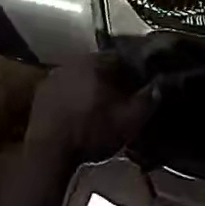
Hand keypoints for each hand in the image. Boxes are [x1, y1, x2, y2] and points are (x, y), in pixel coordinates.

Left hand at [24, 52, 158, 165]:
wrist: (51, 148)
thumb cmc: (91, 132)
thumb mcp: (128, 122)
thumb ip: (146, 101)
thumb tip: (160, 84)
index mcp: (94, 63)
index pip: (120, 57)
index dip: (133, 70)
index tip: (141, 83)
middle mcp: (73, 62)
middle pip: (99, 65)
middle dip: (113, 77)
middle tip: (124, 95)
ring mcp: (55, 74)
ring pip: (81, 74)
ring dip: (93, 85)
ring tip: (103, 104)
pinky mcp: (43, 89)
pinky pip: (66, 85)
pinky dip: (75, 93)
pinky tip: (81, 109)